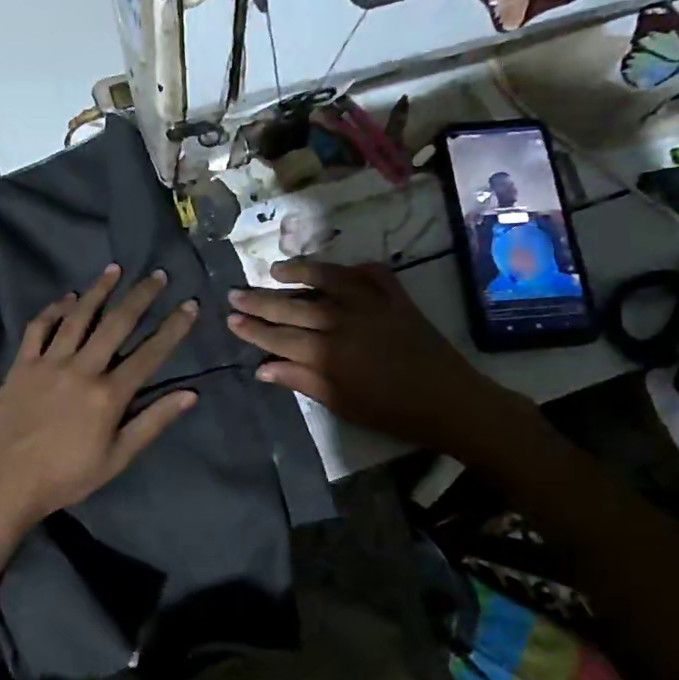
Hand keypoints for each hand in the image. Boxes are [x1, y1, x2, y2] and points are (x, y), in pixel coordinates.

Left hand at [0, 264, 199, 528]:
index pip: (150, 353)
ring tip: (115, 270)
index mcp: (109, 394)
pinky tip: (68, 297)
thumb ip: (153, 422)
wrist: (6, 483)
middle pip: (116, 323)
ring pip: (78, 317)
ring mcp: (49, 363)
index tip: (190, 304)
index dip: (173, 328)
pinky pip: (39, 328)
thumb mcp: (118, 457)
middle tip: (158, 274)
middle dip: (141, 296)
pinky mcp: (22, 365)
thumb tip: (190, 395)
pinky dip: (54, 309)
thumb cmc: (68, 476)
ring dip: (99, 290)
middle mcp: (82, 369)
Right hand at [227, 258, 504, 453]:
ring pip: (327, 278)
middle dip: (261, 300)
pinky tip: (337, 270)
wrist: (448, 400)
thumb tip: (262, 368)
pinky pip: (370, 273)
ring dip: (299, 271)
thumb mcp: (341, 403)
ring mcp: (372, 304)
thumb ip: (301, 381)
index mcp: (329, 353)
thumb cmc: (391, 411)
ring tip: (274, 269)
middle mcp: (345, 321)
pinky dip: (352, 268)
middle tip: (235, 292)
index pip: (279, 336)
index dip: (253, 328)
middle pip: (294, 306)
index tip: (230, 318)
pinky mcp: (396, 297)